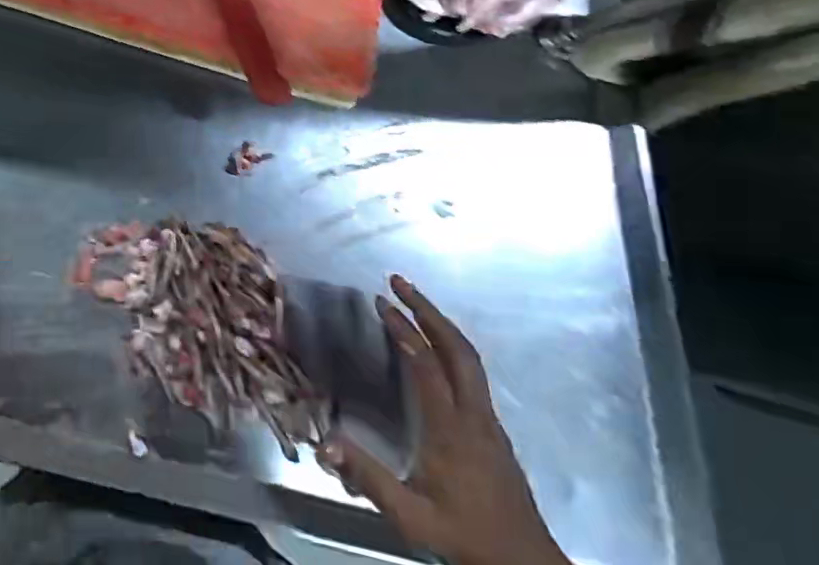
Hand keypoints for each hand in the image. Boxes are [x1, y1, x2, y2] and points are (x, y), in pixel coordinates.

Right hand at [323, 276, 567, 564]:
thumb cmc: (465, 536)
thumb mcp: (411, 516)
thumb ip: (368, 477)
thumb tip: (324, 442)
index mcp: (452, 429)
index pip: (427, 366)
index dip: (403, 330)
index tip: (380, 302)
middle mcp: (474, 415)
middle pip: (457, 348)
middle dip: (427, 309)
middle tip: (398, 282)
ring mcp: (489, 421)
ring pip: (470, 358)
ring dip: (441, 323)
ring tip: (414, 301)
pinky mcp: (495, 430)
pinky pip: (473, 372)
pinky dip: (452, 345)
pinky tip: (437, 347)